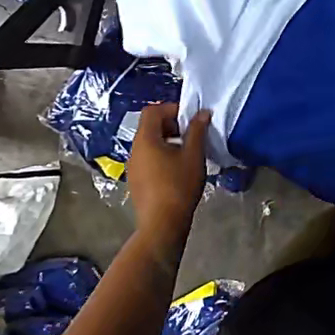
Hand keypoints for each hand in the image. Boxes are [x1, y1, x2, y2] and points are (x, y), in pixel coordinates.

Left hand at [126, 104, 211, 249]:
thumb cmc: (178, 186)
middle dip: (171, 125)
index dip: (171, 109)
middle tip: (191, 136)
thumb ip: (197, 130)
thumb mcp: (193, 155)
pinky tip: (177, 172)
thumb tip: (202, 113)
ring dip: (167, 142)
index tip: (190, 119)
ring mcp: (132, 167)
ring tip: (187, 154)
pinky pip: (147, 160)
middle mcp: (134, 150)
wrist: (162, 225)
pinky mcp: (136, 182)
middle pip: (149, 127)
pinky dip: (161, 157)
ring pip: (149, 144)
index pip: (152, 111)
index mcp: (145, 140)